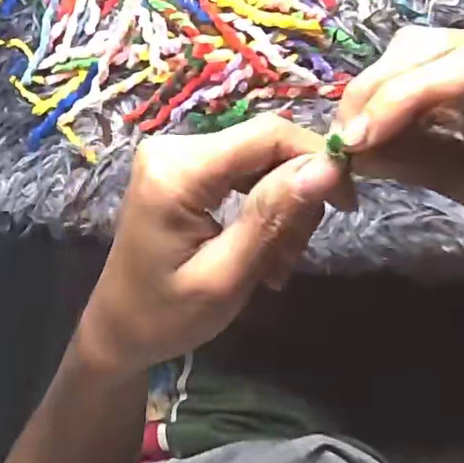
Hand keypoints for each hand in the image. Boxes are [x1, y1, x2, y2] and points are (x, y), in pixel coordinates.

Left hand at [76, 114, 353, 374]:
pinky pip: (240, 171)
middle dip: (294, 197)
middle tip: (293, 256)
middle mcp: (173, 146)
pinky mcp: (182, 166)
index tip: (345, 205)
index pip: (266, 135)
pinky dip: (261, 206)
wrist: (118, 328)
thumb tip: (326, 167)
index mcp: (177, 170)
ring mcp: (175, 153)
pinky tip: (262, 248)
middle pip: (264, 146)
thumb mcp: (226, 276)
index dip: (315, 158)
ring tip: (275, 263)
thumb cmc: (166, 315)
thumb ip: (272, 216)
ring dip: (280, 208)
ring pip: (258, 159)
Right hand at [333, 29, 463, 263]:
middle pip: (448, 48)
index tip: (358, 138)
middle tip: (345, 145)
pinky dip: (394, 102)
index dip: (412, 94)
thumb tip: (353, 151)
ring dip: (381, 93)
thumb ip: (440, 171)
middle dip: (385, 92)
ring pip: (429, 52)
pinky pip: (430, 72)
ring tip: (355, 144)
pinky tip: (374, 134)